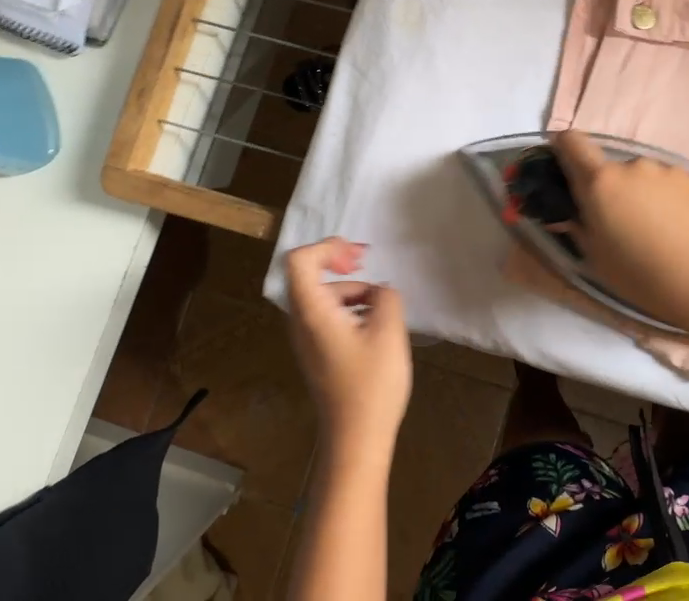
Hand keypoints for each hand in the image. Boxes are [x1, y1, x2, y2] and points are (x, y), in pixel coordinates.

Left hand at [284, 238, 411, 459]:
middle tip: (370, 266)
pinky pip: (327, 317)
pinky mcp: (318, 355)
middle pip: (309, 276)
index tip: (358, 257)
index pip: (299, 260)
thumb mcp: (389, 330)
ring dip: (350, 289)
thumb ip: (385, 296)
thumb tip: (379, 292)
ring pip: (322, 297)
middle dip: (340, 263)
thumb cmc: (372, 384)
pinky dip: (349, 308)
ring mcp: (307, 341)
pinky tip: (375, 325)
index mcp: (312, 312)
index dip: (327, 247)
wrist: (357, 439)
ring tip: (382, 304)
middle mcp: (301, 323)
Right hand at [551, 130, 688, 331]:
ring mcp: (670, 171)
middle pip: (612, 168)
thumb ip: (577, 227)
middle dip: (612, 190)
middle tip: (621, 224)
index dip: (564, 149)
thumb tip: (568, 214)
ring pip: (646, 178)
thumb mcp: (596, 259)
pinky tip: (682, 232)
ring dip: (644, 195)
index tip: (567, 170)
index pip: (571, 141)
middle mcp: (634, 166)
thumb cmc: (642, 277)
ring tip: (658, 232)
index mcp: (601, 182)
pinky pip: (673, 187)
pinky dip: (671, 202)